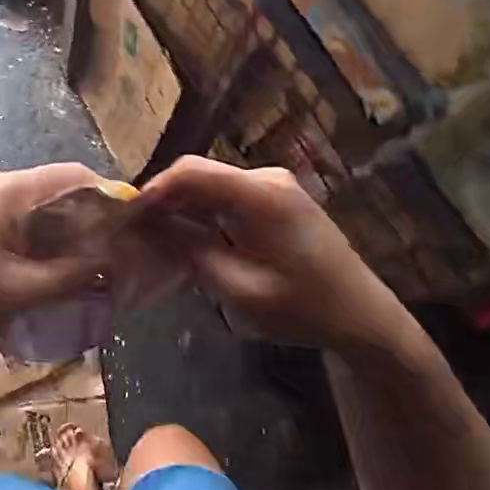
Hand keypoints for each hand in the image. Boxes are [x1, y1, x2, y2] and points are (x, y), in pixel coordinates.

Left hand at [0, 162, 110, 345]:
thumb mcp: (17, 289)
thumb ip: (69, 277)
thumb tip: (110, 267)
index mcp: (16, 192)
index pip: (78, 176)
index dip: (110, 198)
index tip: (131, 230)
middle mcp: (3, 186)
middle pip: (61, 189)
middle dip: (91, 218)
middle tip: (112, 253)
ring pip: (41, 205)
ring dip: (66, 230)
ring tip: (86, 263)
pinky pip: (21, 218)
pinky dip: (42, 236)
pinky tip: (47, 266)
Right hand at [139, 156, 420, 352]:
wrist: (363, 317)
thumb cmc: (303, 308)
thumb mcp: (239, 287)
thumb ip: (191, 251)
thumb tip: (150, 227)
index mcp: (261, 194)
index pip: (191, 172)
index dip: (153, 190)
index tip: (127, 217)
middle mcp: (267, 178)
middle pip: (200, 174)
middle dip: (164, 199)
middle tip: (135, 230)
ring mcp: (275, 186)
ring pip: (212, 185)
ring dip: (183, 207)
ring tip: (155, 236)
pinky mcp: (278, 199)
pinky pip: (229, 196)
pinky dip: (204, 213)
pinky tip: (189, 237)